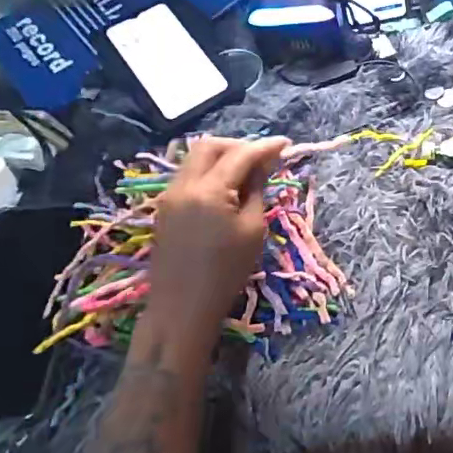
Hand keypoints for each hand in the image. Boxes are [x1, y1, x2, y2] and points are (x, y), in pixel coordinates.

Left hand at [148, 136, 288, 345]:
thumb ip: (257, 191)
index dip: (265, 147)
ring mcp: (170, 196)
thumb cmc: (226, 273)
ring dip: (223, 156)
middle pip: (210, 146)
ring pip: (196, 158)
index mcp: (209, 191)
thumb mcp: (253, 230)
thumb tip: (263, 166)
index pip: (240, 155)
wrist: (181, 309)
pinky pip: (189, 175)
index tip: (286, 144)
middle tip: (263, 157)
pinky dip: (210, 171)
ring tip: (248, 171)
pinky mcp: (166, 208)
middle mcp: (184, 185)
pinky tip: (228, 187)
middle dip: (239, 145)